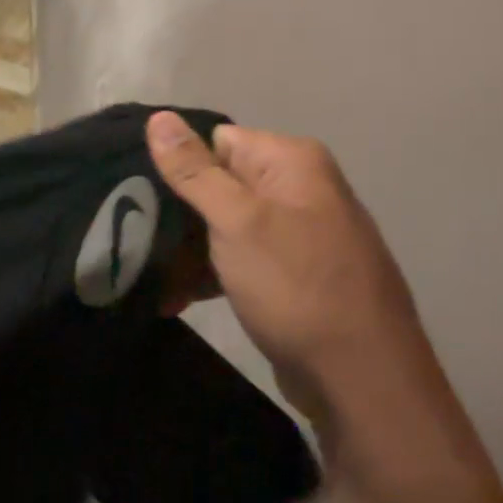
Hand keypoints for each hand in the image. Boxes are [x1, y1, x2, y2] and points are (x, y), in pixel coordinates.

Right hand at [147, 112, 502, 502]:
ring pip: (220, 222)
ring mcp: (299, 231)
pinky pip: (238, 256)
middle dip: (175, 213)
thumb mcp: (236, 220)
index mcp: (292, 162)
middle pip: (214, 181)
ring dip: (185, 249)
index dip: (176, 166)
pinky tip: (177, 296)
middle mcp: (299, 188)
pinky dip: (209, 272)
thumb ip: (193, 169)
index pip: (212, 140)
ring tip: (151, 274)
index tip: (141, 195)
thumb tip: (159, 117)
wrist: (365, 385)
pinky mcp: (294, 272)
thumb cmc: (297, 288)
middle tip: (137, 238)